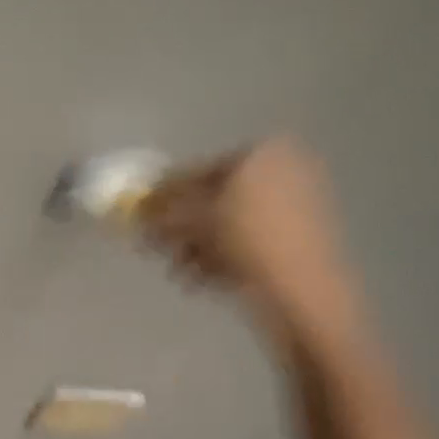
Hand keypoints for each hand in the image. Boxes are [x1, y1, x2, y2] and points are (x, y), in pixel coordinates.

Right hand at [141, 136, 366, 346]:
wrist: (299, 286)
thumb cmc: (245, 240)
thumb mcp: (192, 220)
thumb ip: (160, 209)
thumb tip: (138, 207)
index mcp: (260, 153)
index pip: (198, 171)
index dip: (166, 197)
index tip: (143, 220)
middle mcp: (283, 168)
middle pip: (215, 199)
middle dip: (183, 228)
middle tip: (160, 250)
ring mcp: (296, 202)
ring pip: (229, 223)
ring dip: (198, 248)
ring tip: (181, 272)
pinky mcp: (300, 235)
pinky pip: (249, 240)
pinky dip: (223, 257)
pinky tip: (204, 280)